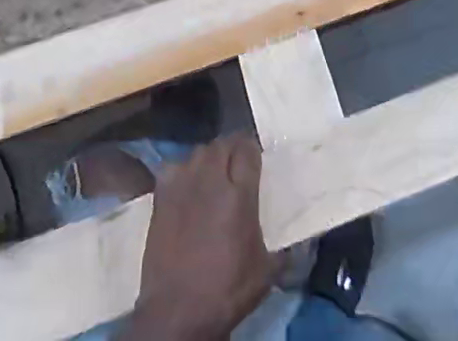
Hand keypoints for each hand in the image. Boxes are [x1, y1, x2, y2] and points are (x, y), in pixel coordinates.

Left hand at [123, 134, 275, 340]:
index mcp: (240, 194)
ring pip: (198, 151)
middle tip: (238, 161)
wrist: (177, 315)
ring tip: (214, 170)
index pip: (247, 149)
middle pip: (222, 144)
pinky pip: (172, 169)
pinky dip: (182, 170)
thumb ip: (282, 243)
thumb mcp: (267, 268)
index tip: (258, 158)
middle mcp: (211, 182)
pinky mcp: (160, 202)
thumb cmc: (227, 290)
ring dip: (209, 156)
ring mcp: (183, 189)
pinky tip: (187, 183)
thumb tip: (296, 239)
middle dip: (233, 147)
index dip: (253, 149)